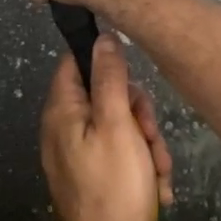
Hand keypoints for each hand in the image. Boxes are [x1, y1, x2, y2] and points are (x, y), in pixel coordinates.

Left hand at [41, 34, 174, 220]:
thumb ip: (110, 77)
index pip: (76, 62)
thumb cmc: (113, 183)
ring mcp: (79, 154)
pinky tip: (155, 183)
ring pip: (121, 126)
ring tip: (157, 167)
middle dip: (138, 114)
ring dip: (147, 144)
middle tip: (150, 134)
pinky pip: (121, 155)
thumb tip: (104, 37)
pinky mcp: (95, 177)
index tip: (130, 80)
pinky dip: (141, 166)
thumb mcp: (117, 123)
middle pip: (106, 96)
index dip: (106, 64)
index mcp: (62, 110)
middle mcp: (65, 128)